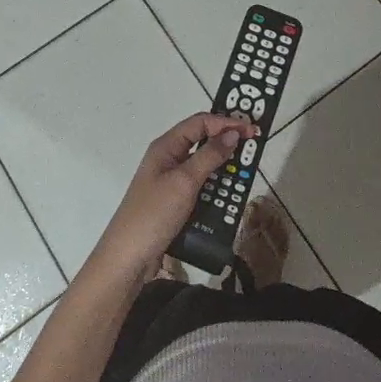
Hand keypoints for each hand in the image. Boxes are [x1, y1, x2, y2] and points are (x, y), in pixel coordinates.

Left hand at [89, 113, 253, 279]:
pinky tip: (228, 200)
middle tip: (253, 151)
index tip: (252, 130)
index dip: (226, 123)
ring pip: (203, 167)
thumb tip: (232, 133)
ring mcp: (170, 182)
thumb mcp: (184, 182)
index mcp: (166, 146)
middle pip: (202, 142)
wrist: (128, 258)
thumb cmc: (155, 214)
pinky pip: (199, 188)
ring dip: (222, 171)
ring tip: (244, 177)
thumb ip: (209, 156)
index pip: (200, 122)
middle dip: (227, 145)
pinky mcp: (174, 203)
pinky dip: (214, 190)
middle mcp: (168, 159)